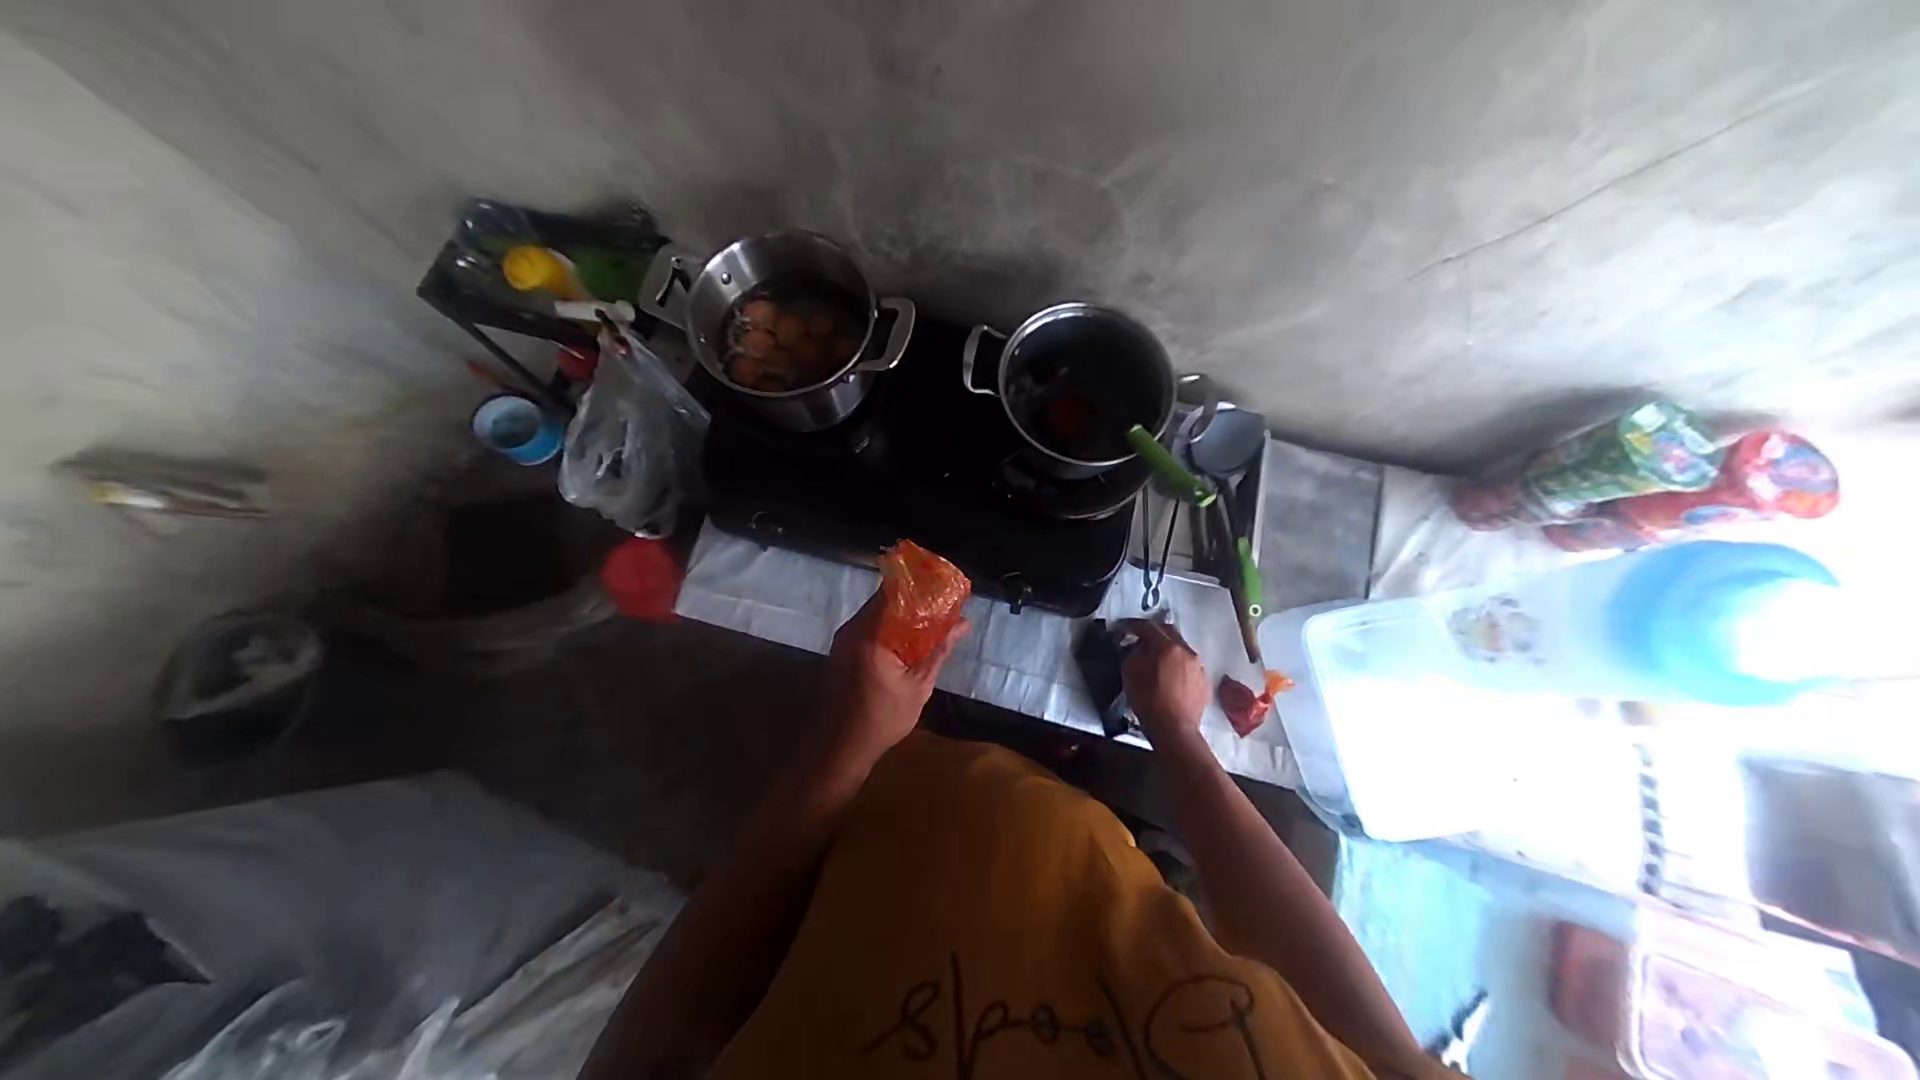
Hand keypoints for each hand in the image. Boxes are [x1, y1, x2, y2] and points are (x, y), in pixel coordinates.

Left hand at [820, 591, 969, 770]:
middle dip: (912, 599)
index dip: (916, 583)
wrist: (840, 749)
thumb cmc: (881, 719)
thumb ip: (939, 650)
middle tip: (941, 600)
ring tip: (930, 617)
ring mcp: (843, 641)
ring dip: (900, 614)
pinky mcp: (841, 652)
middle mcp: (851, 630)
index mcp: (869, 634)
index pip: (891, 591)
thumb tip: (964, 622)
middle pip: (883, 600)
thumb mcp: (918, 685)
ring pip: (875, 614)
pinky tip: (908, 638)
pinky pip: (867, 629)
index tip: (939, 582)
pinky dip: (888, 628)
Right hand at [1120, 619, 1210, 749]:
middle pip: (1169, 632)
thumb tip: (1139, 646)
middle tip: (1139, 637)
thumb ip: (1134, 653)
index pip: (1148, 626)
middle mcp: (1187, 651)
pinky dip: (1178, 664)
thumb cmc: (1148, 700)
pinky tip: (1170, 675)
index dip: (1133, 625)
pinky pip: (1189, 665)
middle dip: (1153, 632)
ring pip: (1181, 648)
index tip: (1123, 628)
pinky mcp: (1204, 681)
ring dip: (1167, 648)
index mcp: (1167, 647)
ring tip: (1156, 657)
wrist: (1174, 730)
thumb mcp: (1130, 673)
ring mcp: (1199, 666)